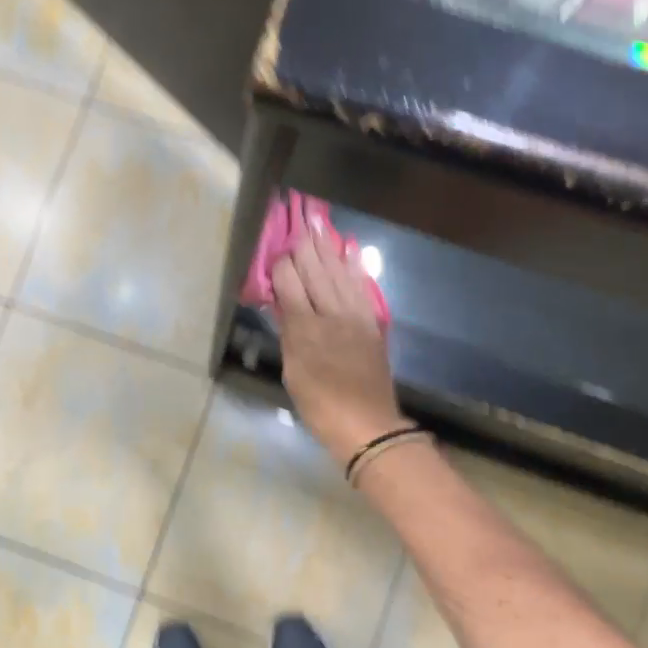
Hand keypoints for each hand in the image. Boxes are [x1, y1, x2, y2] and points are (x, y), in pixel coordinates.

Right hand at [272, 216, 404, 464]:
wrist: (367, 425)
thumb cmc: (320, 406)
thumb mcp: (293, 373)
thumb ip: (288, 335)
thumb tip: (281, 306)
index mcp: (305, 329)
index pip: (289, 283)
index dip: (281, 265)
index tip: (275, 251)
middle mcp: (331, 314)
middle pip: (315, 271)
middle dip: (305, 246)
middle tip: (299, 222)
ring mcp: (355, 316)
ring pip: (339, 273)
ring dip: (328, 248)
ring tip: (319, 225)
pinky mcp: (372, 322)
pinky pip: (361, 287)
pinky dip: (354, 266)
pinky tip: (349, 250)